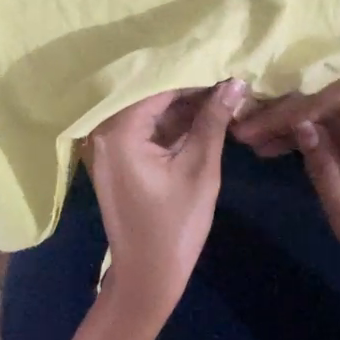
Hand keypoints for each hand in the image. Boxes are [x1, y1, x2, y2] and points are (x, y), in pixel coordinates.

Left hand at [84, 79, 246, 324]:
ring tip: (224, 93)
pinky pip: (145, 131)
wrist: (147, 276)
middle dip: (189, 88)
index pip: (158, 86)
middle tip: (228, 78)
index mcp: (119, 131)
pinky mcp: (116, 160)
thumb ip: (213, 121)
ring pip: (149, 113)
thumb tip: (235, 82)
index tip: (226, 63)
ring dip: (183, 107)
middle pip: (151, 96)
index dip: (194, 74)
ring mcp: (107, 146)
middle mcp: (104, 132)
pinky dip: (171, 125)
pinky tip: (204, 116)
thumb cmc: (175, 226)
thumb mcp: (200, 169)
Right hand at [231, 72, 339, 312]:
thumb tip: (302, 125)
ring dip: (302, 126)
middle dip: (292, 115)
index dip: (311, 100)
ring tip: (261, 146)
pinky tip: (292, 151)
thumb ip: (325, 170)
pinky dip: (322, 138)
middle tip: (249, 136)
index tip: (279, 125)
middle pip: (339, 103)